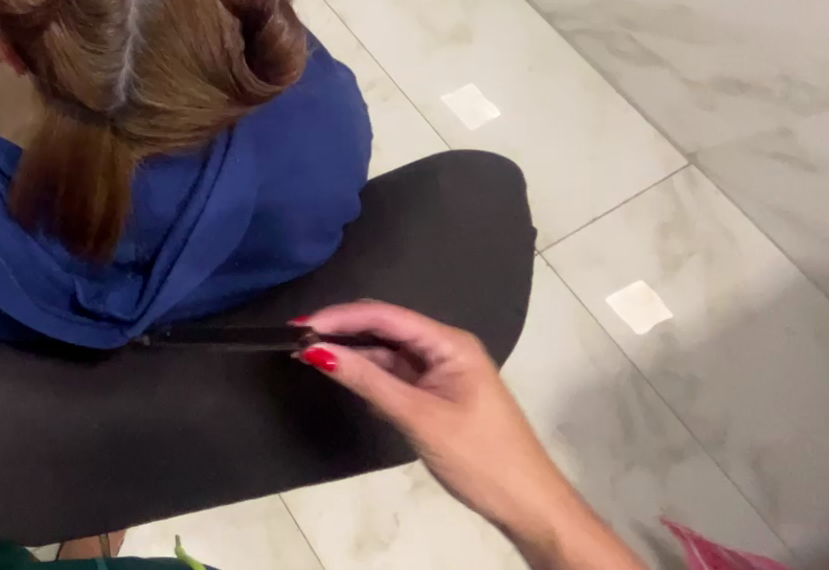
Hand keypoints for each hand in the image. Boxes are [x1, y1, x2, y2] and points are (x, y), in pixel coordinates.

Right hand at [294, 302, 578, 539]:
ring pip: (383, 349)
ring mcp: (438, 370)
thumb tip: (314, 350)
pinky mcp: (432, 391)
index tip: (300, 326)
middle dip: (340, 329)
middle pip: (382, 327)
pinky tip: (337, 373)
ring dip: (348, 351)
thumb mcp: (417, 417)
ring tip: (307, 353)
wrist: (532, 512)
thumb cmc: (481, 458)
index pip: (384, 316)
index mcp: (449, 343)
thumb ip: (365, 380)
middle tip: (296, 337)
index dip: (339, 317)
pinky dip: (363, 371)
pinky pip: (390, 371)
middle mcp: (443, 348)